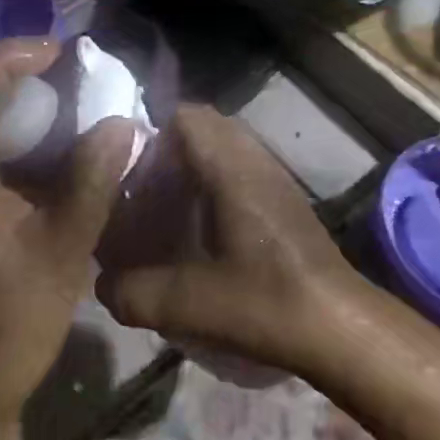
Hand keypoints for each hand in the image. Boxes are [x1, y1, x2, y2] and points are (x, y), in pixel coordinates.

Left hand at [0, 39, 135, 439]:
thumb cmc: (15, 314)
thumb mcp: (64, 247)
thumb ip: (93, 181)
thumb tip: (122, 122)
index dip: (5, 58)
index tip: (54, 53)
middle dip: (19, 67)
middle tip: (69, 62)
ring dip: (26, 93)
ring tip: (75, 87)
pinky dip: (31, 124)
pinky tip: (69, 134)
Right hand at [95, 104, 370, 374]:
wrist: (338, 325)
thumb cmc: (266, 302)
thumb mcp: (189, 304)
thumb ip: (135, 292)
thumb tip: (101, 284)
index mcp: (230, 167)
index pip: (187, 115)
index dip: (154, 131)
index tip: (131, 164)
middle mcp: (253, 157)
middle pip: (204, 124)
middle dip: (171, 145)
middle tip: (147, 184)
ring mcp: (274, 173)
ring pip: (226, 143)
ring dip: (196, 160)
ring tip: (172, 202)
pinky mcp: (285, 195)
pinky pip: (242, 163)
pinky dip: (218, 176)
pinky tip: (207, 223)